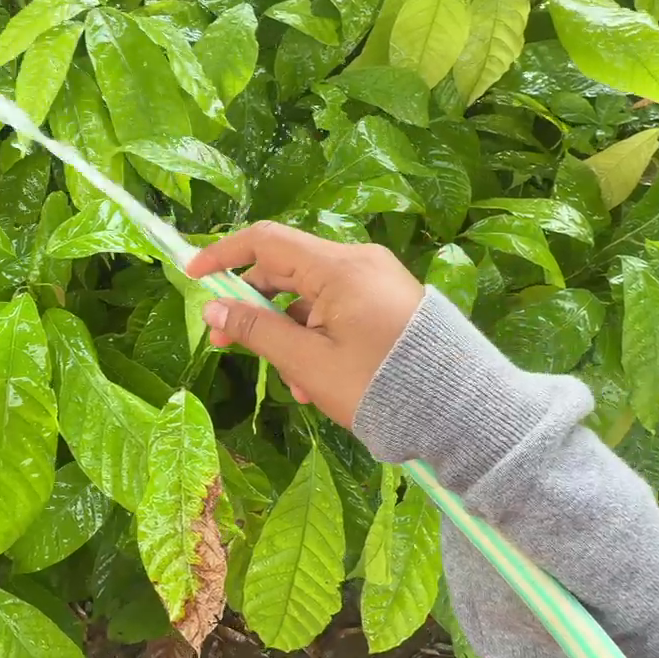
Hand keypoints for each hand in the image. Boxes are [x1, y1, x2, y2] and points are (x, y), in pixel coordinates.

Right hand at [185, 223, 425, 427]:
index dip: (223, 255)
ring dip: (287, 333)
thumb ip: (254, 330)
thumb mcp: (306, 361)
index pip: (265, 241)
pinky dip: (315, 337)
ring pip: (309, 297)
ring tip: (293, 384)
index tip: (192, 275)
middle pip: (285, 270)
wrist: (466, 415)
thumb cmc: (378, 385)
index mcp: (338, 267)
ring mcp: (376, 281)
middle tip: (224, 343)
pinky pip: (335, 309)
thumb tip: (212, 308)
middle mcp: (358, 262)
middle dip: (253, 308)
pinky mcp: (387, 302)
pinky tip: (316, 380)